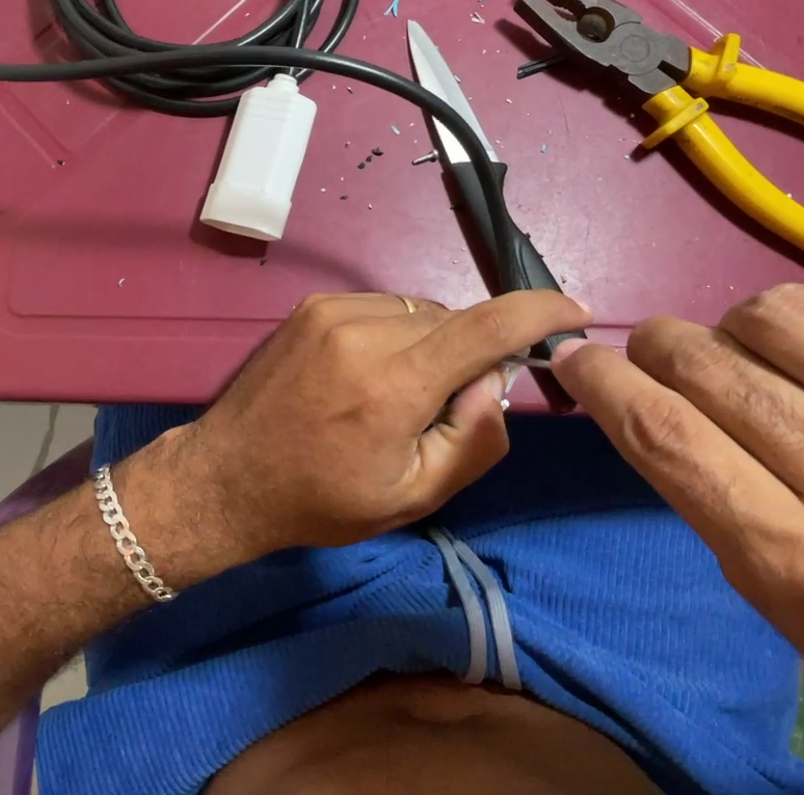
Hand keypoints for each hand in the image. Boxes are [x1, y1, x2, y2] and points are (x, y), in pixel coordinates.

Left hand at [125, 290, 591, 571]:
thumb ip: (474, 438)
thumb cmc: (321, 499)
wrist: (228, 476)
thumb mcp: (413, 495)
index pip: (487, 326)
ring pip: (420, 311)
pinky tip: (369, 374)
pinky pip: (384, 307)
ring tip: (397, 393)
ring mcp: (333, 310)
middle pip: (454, 321)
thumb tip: (495, 379)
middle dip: (471, 353)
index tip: (575, 312)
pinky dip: (398, 333)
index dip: (541, 312)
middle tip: (445, 405)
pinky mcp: (313, 305)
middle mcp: (364, 328)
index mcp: (393, 382)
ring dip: (432, 343)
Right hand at [551, 283, 803, 794]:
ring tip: (745, 356)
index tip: (575, 359)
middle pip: (716, 367)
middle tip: (651, 352)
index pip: (669, 435)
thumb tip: (648, 396)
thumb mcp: (789, 610)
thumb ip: (713, 495)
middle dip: (658, 346)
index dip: (603, 382)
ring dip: (735, 327)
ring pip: (785, 313)